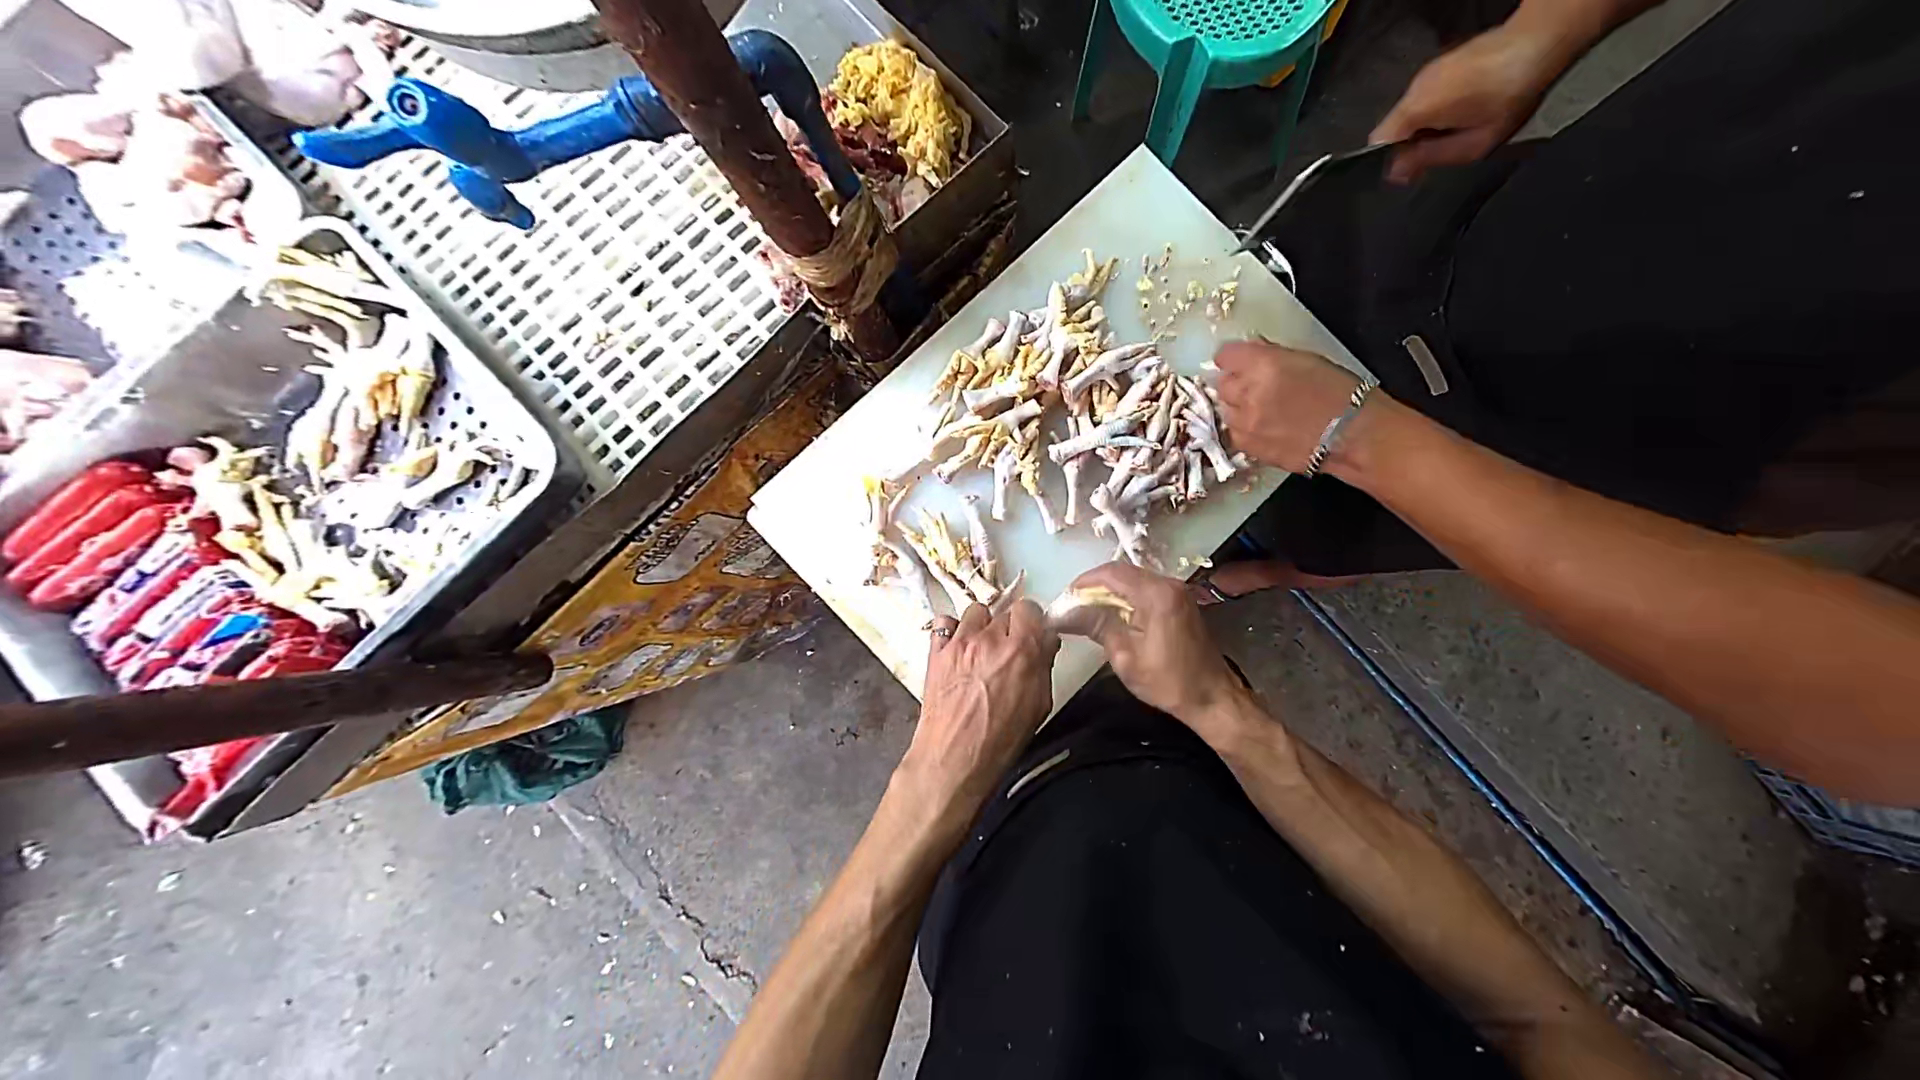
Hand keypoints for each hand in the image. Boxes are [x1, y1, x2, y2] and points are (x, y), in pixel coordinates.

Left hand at [899, 601, 1059, 816]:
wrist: (954, 758)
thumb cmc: (999, 739)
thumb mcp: (1039, 705)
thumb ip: (1044, 666)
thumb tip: (1046, 642)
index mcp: (1021, 651)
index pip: (1029, 609)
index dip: (1032, 621)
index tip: (1032, 633)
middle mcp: (990, 639)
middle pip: (1004, 612)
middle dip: (1009, 628)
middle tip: (1008, 649)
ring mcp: (960, 643)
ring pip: (976, 612)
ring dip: (982, 626)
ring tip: (982, 648)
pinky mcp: (937, 651)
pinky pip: (945, 623)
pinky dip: (952, 630)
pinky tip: (958, 649)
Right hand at [1064, 562, 1243, 725]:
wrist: (1213, 697)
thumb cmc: (1168, 682)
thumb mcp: (1124, 657)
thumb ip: (1096, 626)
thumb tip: (1065, 613)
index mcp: (1156, 595)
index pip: (1111, 573)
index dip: (1083, 582)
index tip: (1065, 598)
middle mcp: (1169, 585)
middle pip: (1122, 572)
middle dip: (1093, 586)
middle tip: (1072, 604)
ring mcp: (1177, 591)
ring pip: (1133, 579)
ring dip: (1108, 590)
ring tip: (1086, 610)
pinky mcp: (1179, 601)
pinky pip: (1145, 589)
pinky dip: (1124, 596)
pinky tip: (1111, 613)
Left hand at [1213, 340, 1372, 473]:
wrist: (1353, 436)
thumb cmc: (1341, 394)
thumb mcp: (1308, 360)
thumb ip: (1272, 355)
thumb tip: (1254, 351)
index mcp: (1265, 365)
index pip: (1226, 356)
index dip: (1232, 359)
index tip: (1237, 362)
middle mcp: (1248, 392)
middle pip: (1222, 384)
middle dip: (1235, 383)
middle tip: (1254, 388)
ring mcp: (1245, 421)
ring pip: (1225, 409)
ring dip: (1238, 407)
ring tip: (1263, 410)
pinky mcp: (1247, 444)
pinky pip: (1233, 432)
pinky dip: (1243, 429)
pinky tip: (1265, 428)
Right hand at [1371, 22, 1569, 183]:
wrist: (1540, 40)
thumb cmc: (1508, 96)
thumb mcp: (1471, 144)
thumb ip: (1428, 159)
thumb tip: (1397, 173)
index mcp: (1414, 111)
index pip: (1377, 144)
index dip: (1389, 160)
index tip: (1410, 169)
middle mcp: (1412, 89)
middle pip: (1392, 127)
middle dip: (1407, 142)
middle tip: (1435, 150)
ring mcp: (1425, 73)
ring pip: (1408, 111)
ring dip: (1422, 124)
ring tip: (1453, 125)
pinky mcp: (1440, 63)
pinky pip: (1423, 96)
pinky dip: (1433, 107)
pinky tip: (1460, 106)